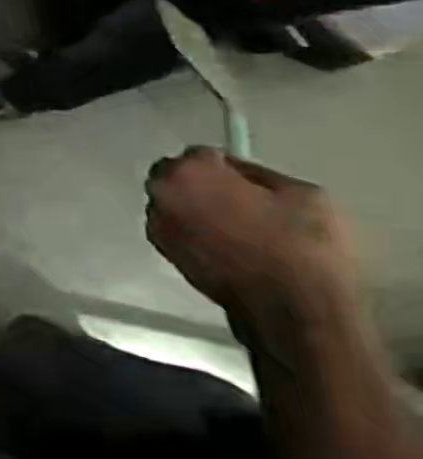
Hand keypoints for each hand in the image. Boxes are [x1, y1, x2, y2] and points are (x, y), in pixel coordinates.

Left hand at [145, 147, 355, 326]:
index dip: (226, 167)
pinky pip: (171, 225)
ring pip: (171, 200)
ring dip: (191, 205)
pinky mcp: (157, 244)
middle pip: (175, 174)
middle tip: (237, 203)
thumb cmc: (301, 246)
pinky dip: (188, 228)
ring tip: (233, 229)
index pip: (201, 154)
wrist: (288, 304)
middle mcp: (160, 189)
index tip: (246, 183)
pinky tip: (222, 245)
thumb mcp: (304, 195)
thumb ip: (261, 174)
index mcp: (190, 171)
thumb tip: (238, 170)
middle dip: (199, 182)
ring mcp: (154, 218)